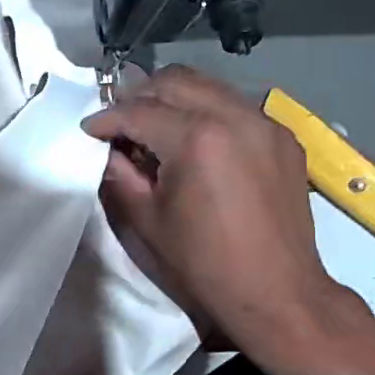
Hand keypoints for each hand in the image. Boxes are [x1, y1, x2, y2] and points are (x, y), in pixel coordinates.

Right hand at [82, 65, 360, 352]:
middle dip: (141, 96)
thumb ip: (121, 176)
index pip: (140, 111)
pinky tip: (201, 141)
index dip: (108, 119)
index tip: (90, 130)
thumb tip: (110, 150)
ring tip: (158, 127)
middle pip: (176, 82)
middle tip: (122, 122)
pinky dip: (212, 113)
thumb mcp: (148, 222)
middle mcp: (234, 115)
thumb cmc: (205, 265)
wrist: (276, 292)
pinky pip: (239, 107)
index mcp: (197, 138)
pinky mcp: (285, 138)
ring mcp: (266, 123)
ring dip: (176, 99)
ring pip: (210, 87)